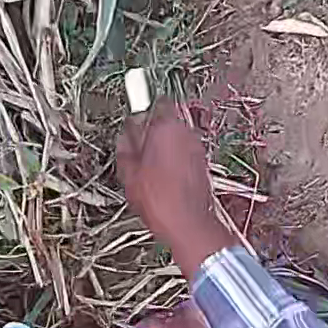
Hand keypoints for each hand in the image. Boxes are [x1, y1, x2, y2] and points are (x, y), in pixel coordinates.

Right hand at [117, 104, 238, 276]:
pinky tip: (162, 180)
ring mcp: (197, 148)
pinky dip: (173, 160)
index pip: (153, 103)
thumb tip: (126, 135)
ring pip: (175, 138)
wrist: (188, 225)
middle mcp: (186, 132)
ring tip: (147, 169)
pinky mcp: (202, 164)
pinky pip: (183, 153)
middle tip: (135, 150)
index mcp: (166, 127)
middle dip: (150, 132)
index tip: (131, 124)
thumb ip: (126, 147)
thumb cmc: (159, 199)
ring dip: (162, 147)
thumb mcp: (129, 173)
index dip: (140, 113)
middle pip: (165, 121)